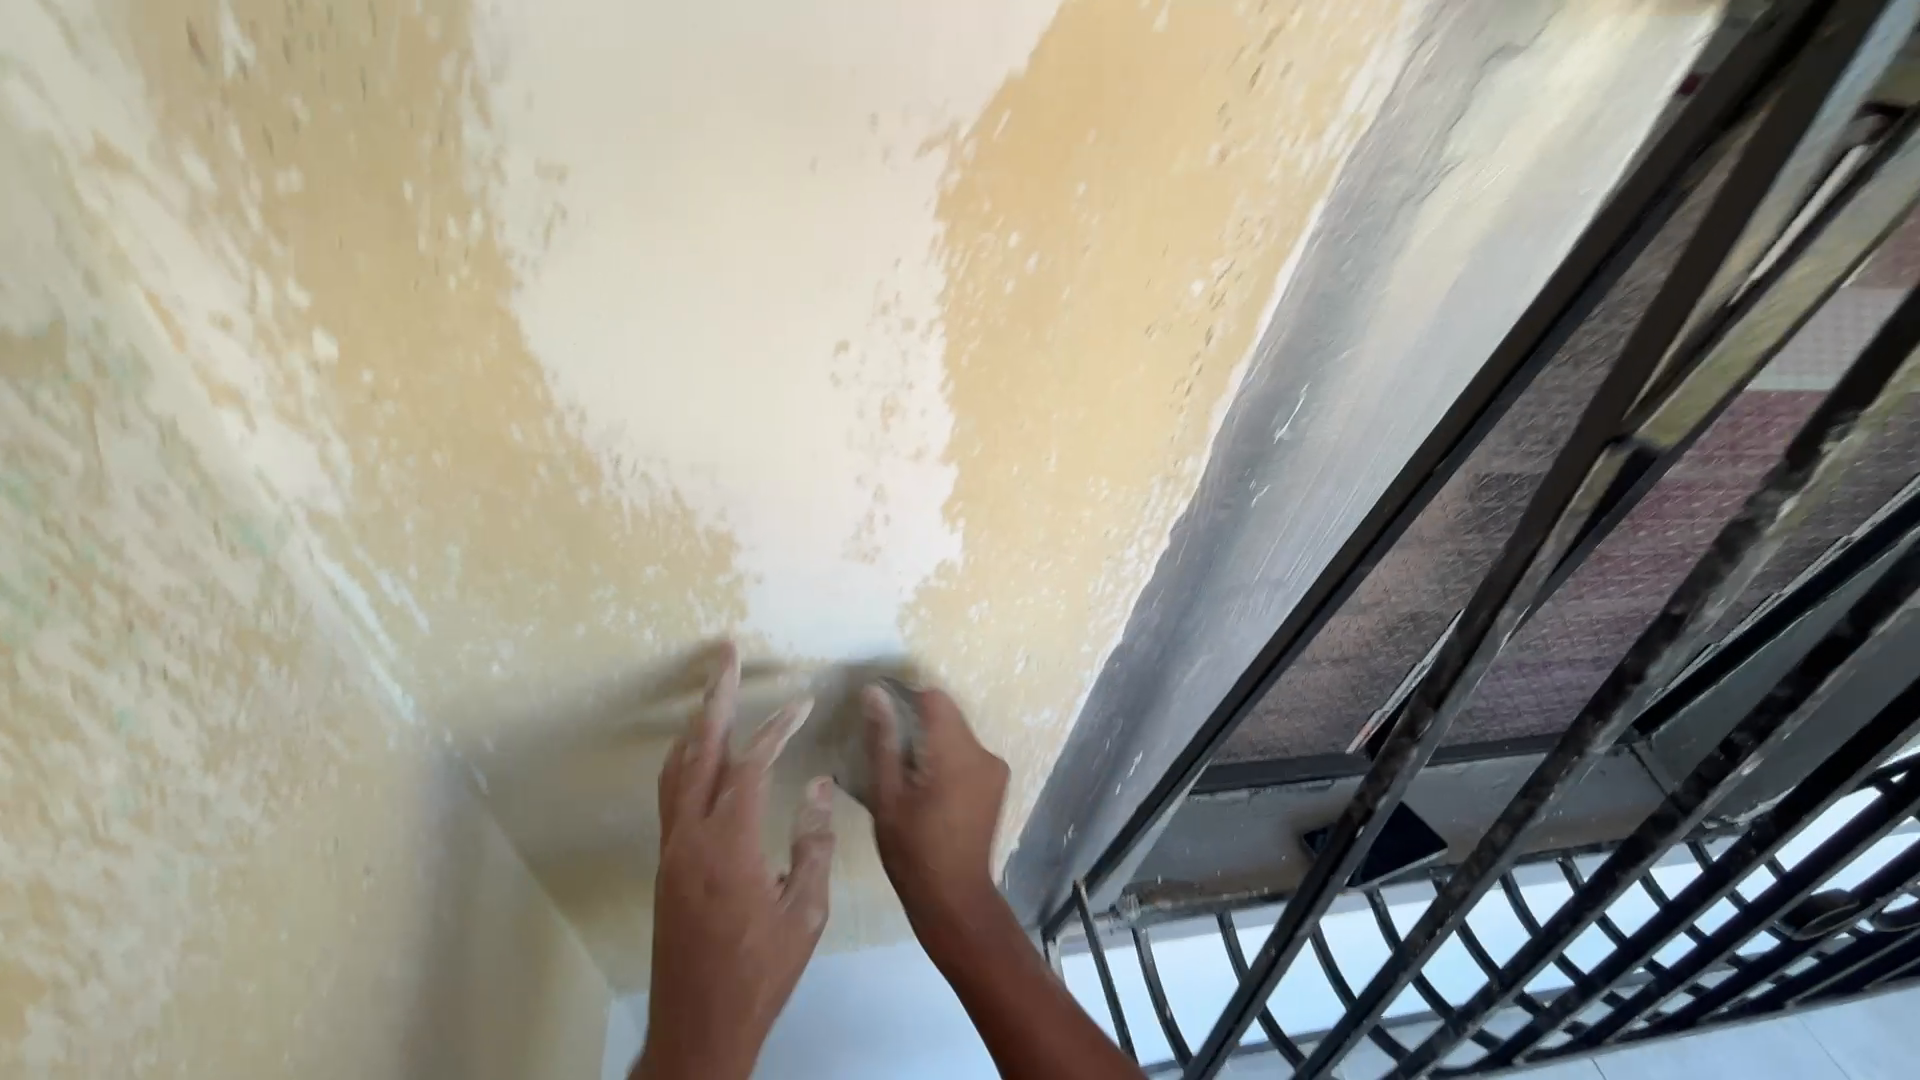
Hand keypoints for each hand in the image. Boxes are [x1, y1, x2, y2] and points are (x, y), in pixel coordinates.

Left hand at [633, 644, 834, 1079]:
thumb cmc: (761, 972)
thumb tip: (821, 788)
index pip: (751, 765)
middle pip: (699, 749)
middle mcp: (690, 837)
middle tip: (726, 654)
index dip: (777, 727)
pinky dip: (687, 758)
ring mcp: (671, 849)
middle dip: (714, 697)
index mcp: (729, 846)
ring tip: (714, 690)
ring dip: (697, 724)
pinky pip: (672, 793)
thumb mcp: (804, 912)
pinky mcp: (666, 864)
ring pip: (677, 768)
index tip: (802, 704)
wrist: (699, 1026)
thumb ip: (814, 844)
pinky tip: (702, 753)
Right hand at [862, 683, 1011, 941]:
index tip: (883, 716)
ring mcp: (995, 769)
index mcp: (957, 754)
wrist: (953, 897)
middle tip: (889, 752)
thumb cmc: (912, 850)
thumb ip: (882, 740)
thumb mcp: (887, 796)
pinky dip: (947, 758)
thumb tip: (874, 693)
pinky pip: (967, 754)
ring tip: (907, 774)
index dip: (907, 699)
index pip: (935, 699)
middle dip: (918, 724)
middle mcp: (984, 754)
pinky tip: (928, 788)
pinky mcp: (997, 782)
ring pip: (957, 735)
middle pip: (947, 716)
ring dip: (932, 743)